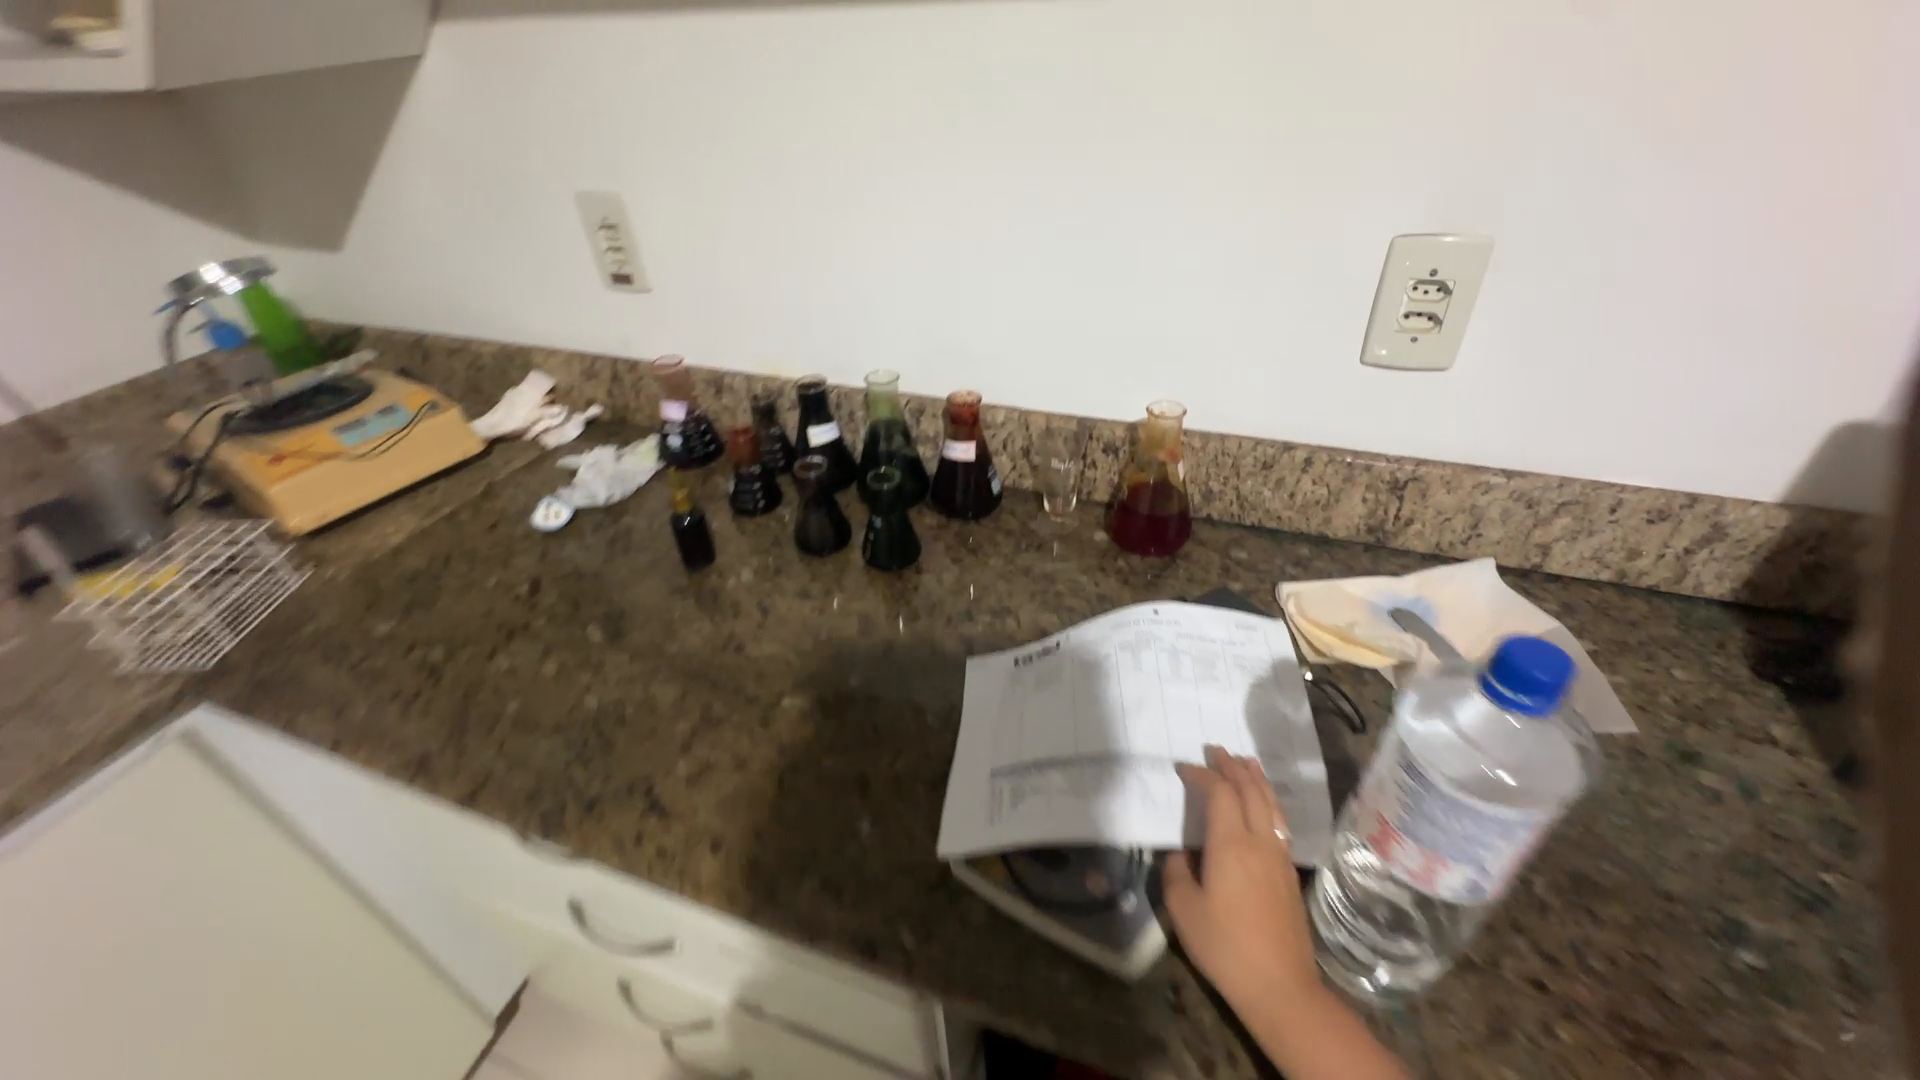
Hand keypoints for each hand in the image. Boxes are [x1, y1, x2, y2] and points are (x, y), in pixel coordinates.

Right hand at [1164, 745, 1320, 1008]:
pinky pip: (1279, 822)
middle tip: (1217, 750)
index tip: (1184, 767)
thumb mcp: (1184, 909)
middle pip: (1250, 790)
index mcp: (1231, 844)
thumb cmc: (1225, 946)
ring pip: (1271, 804)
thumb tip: (1180, 852)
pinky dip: (1268, 801)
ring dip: (1256, 779)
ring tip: (1246, 762)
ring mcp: (1280, 857)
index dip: (1202, 775)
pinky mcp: (1289, 874)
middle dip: (1232, 766)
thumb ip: (1177, 871)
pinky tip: (1264, 805)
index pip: (1219, 793)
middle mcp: (1260, 841)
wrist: (1281, 986)